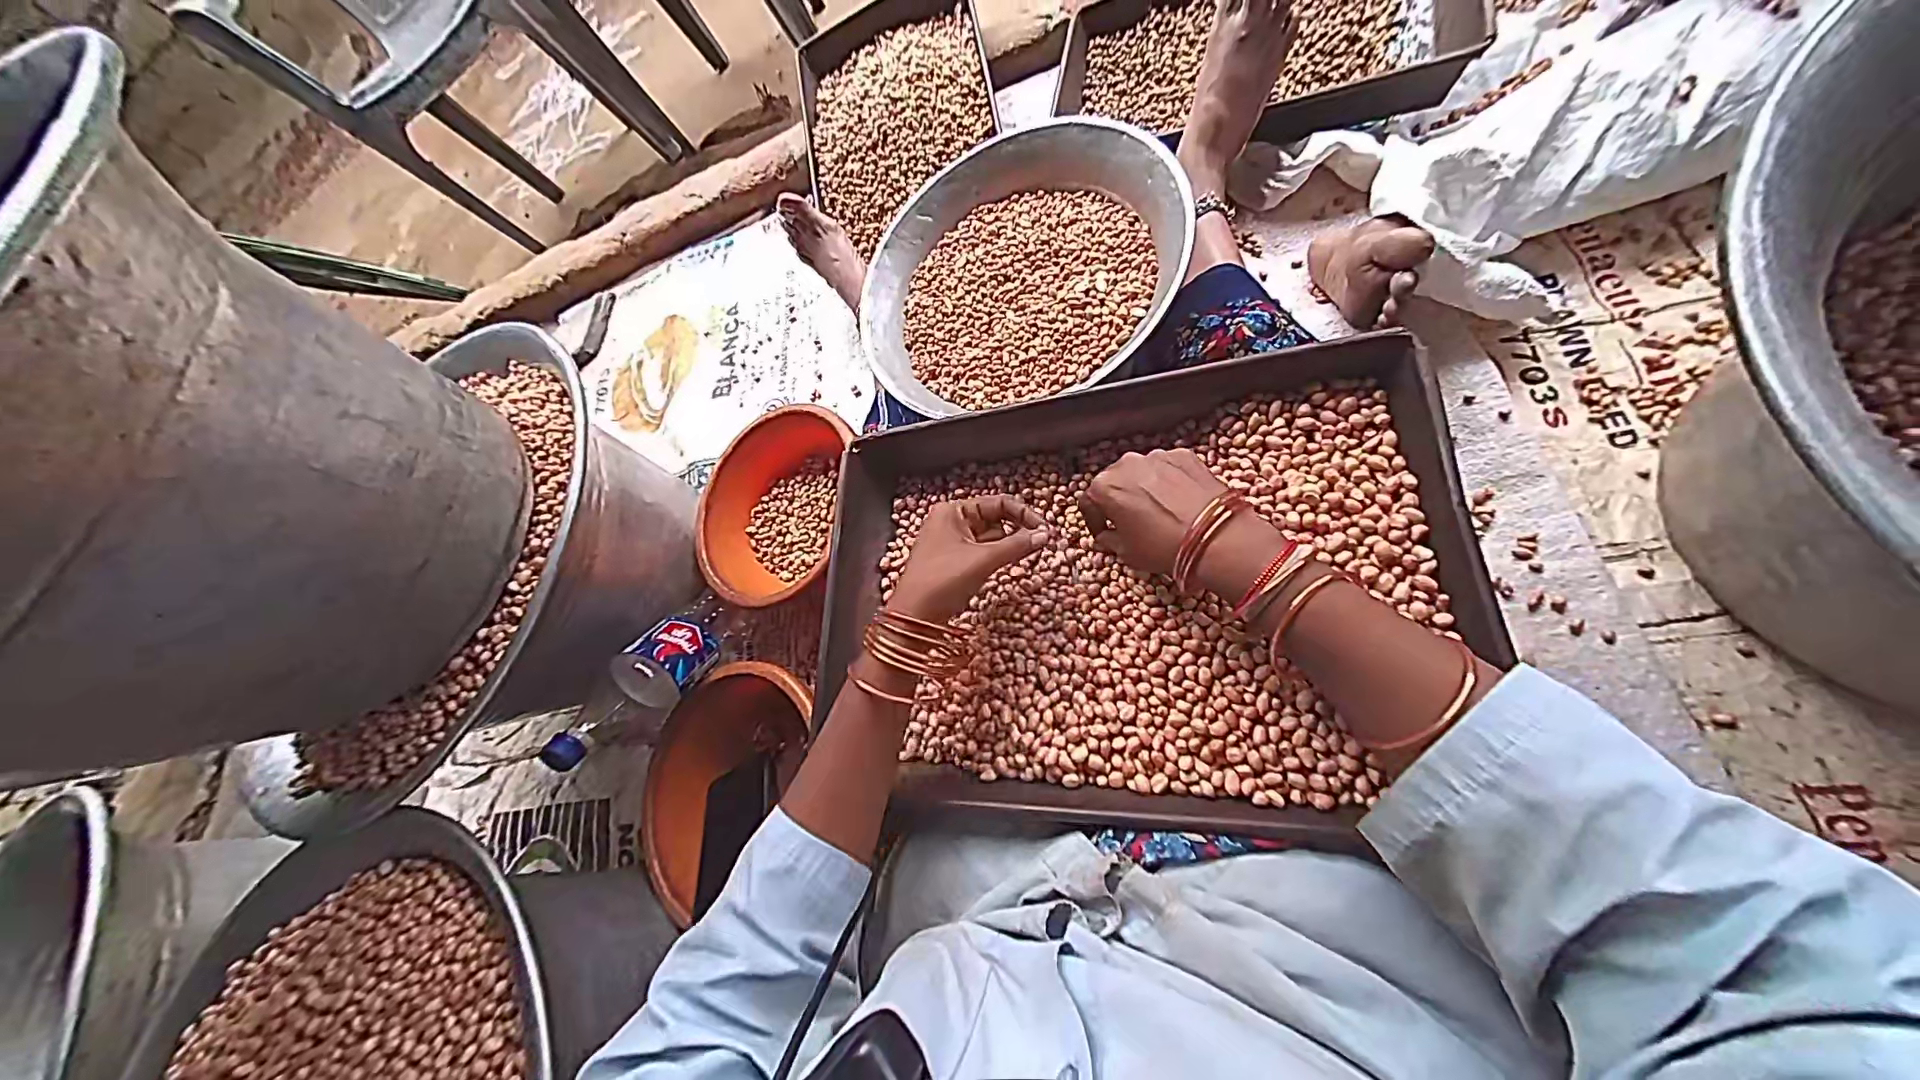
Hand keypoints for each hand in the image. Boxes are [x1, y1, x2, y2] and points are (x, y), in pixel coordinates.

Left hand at [887, 495, 1050, 622]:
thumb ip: (1016, 545)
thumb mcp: (983, 560)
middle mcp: (950, 522)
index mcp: (952, 511)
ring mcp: (952, 543)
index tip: (1045, 530)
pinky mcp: (955, 563)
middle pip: (995, 518)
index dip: (1024, 514)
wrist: (914, 617)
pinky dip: (999, 557)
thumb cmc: (941, 582)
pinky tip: (1012, 563)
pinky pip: (983, 553)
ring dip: (1010, 545)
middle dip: (1018, 529)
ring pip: (991, 537)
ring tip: (1030, 553)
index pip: (997, 503)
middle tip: (1042, 542)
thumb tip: (1044, 535)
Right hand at [1080, 449, 1284, 599]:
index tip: (1103, 532)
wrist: (1215, 537)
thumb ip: (1109, 540)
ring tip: (1159, 512)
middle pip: (1114, 482)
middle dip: (1119, 501)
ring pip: (1142, 473)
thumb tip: (1107, 537)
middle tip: (1131, 523)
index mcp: (1104, 487)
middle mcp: (1126, 465)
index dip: (1094, 521)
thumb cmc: (1165, 546)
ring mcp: (1157, 457)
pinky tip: (1178, 502)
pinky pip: (1168, 468)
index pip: (1088, 502)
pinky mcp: (1184, 456)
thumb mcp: (1126, 552)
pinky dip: (1169, 481)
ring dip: (1144, 489)